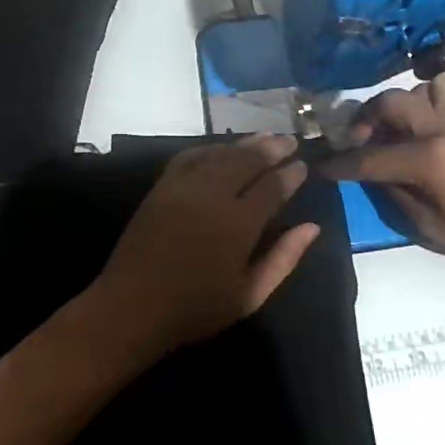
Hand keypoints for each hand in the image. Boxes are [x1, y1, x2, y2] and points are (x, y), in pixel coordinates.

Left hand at [92, 134, 320, 351]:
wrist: (132, 309)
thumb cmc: (197, 307)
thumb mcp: (250, 295)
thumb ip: (284, 258)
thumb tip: (312, 227)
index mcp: (239, 224)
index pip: (273, 187)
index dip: (291, 174)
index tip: (303, 166)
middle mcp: (213, 197)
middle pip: (248, 161)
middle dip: (272, 148)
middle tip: (290, 140)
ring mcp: (184, 189)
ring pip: (221, 154)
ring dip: (245, 143)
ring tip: (266, 135)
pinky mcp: (161, 189)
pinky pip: (189, 157)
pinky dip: (210, 148)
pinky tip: (222, 148)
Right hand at [318, 85, 444, 276]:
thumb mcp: (436, 228)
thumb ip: (399, 195)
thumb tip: (376, 174)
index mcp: (431, 158)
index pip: (372, 156)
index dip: (342, 164)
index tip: (321, 166)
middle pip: (391, 102)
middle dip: (364, 117)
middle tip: (357, 141)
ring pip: (417, 94)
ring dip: (394, 111)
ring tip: (390, 138)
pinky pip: (441, 103)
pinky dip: (420, 113)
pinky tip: (422, 139)